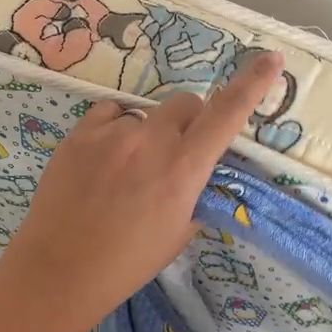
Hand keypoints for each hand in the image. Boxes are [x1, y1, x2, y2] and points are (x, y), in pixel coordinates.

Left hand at [0, 51, 286, 331]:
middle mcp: (150, 142)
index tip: (271, 59)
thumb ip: (198, 191)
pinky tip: (104, 161)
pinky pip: (111, 114)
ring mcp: (111, 133)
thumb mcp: (179, 232)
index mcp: (183, 170)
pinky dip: (116, 130)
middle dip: (191, 122)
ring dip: (148, 133)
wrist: (59, 271)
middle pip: (186, 104)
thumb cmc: (127, 263)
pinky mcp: (79, 134)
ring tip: (127, 172)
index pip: (227, 115)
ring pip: (146, 113)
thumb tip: (204, 168)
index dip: (253, 84)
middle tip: (178, 153)